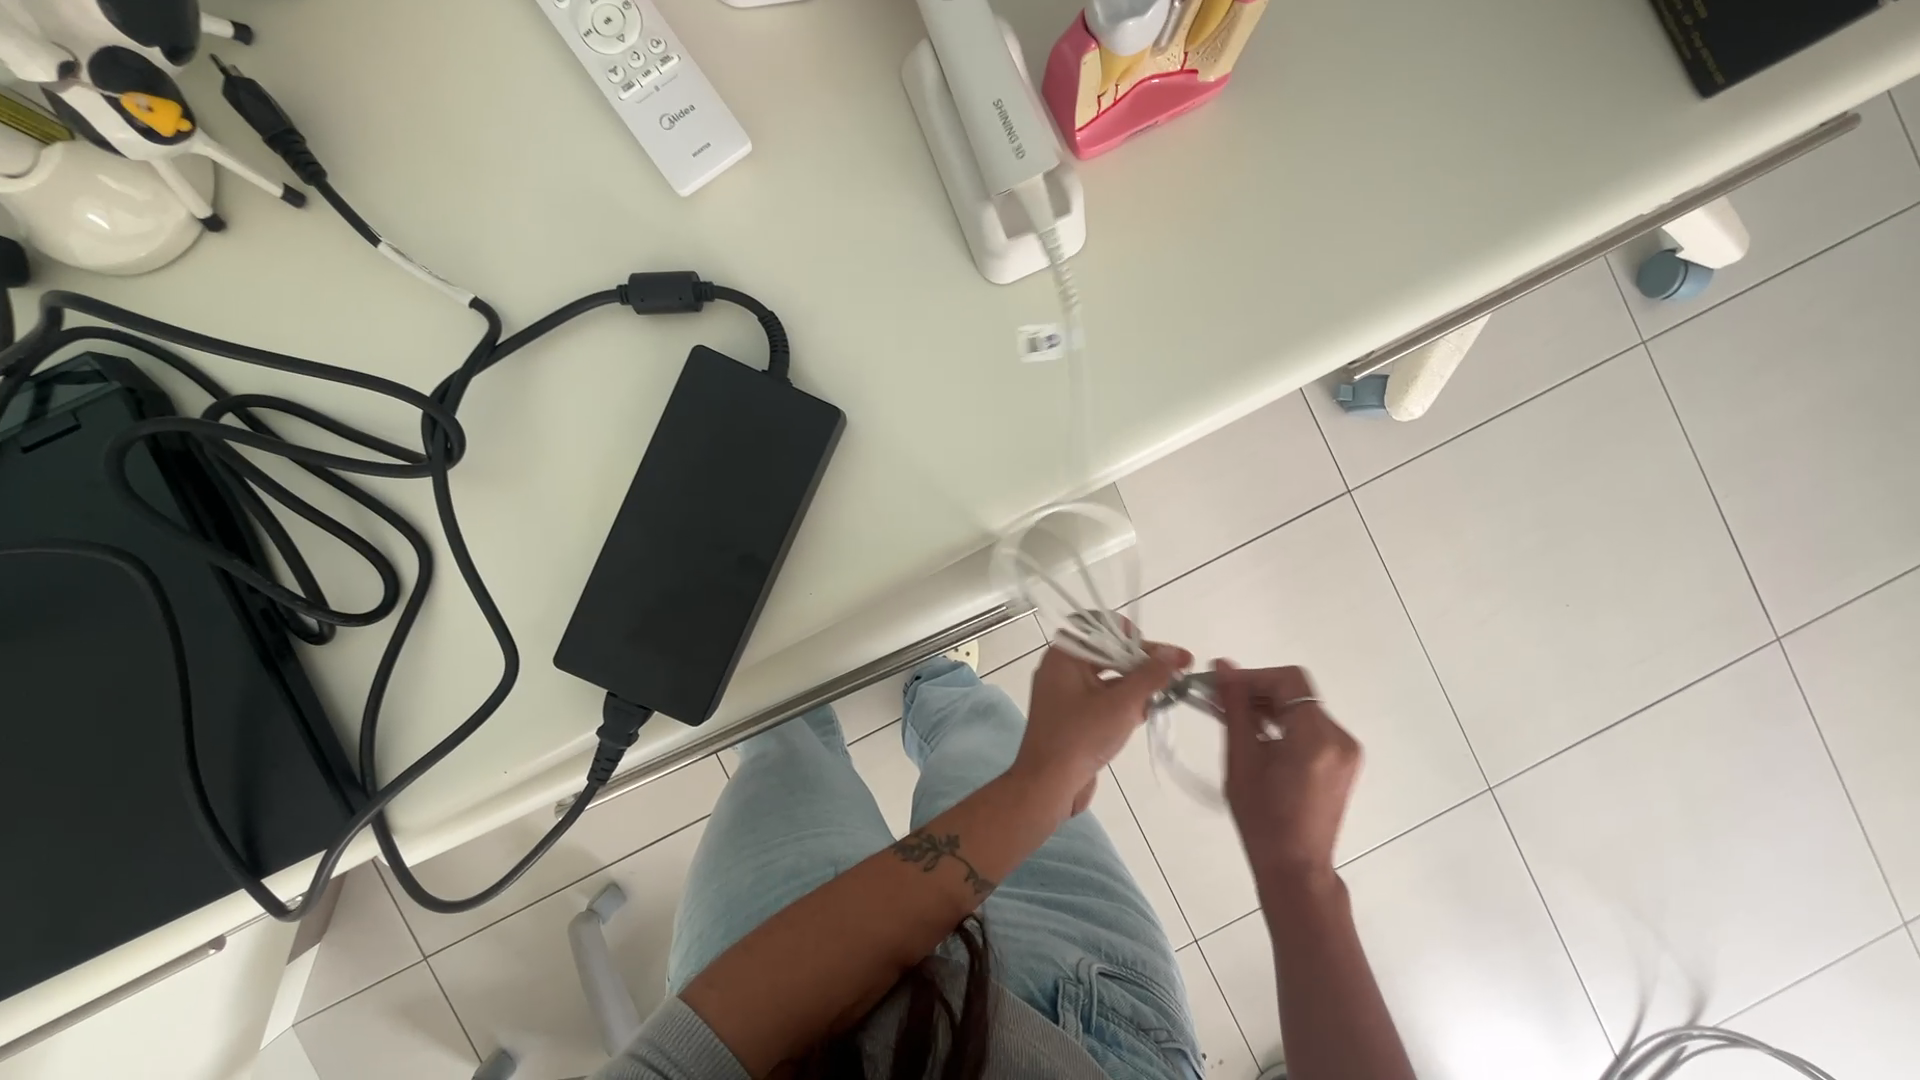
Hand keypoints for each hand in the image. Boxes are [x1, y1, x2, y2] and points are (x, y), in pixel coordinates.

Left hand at [1013, 642, 1191, 819]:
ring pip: (1107, 677)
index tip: (1161, 652)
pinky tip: (1147, 712)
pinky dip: (1123, 702)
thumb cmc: (1081, 736)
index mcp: (1064, 656)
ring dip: (1136, 684)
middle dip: (1141, 662)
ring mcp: (1065, 694)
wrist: (1049, 784)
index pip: (1102, 628)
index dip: (1134, 636)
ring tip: (1167, 692)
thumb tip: (1175, 653)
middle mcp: (1061, 669)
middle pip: (1107, 652)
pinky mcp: (1072, 717)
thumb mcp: (1122, 703)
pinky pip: (1102, 698)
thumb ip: (1150, 675)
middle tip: (1176, 671)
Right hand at [1215, 661, 1361, 886]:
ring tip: (1233, 721)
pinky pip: (1311, 728)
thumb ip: (1234, 708)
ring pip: (1302, 709)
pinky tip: (1258, 739)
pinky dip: (1284, 725)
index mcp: (1317, 737)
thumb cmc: (1262, 819)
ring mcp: (1346, 751)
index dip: (1252, 677)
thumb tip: (1223, 666)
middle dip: (1256, 692)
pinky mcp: (1343, 762)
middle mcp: (1340, 737)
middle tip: (1219, 702)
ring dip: (1268, 708)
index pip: (1288, 681)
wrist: (1295, 868)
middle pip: (1296, 693)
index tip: (1220, 686)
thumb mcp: (1241, 760)